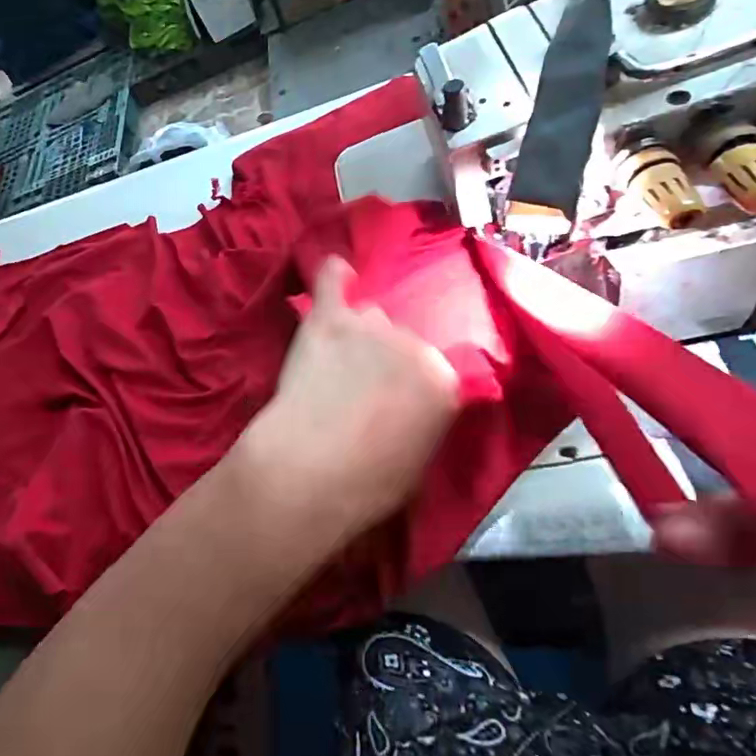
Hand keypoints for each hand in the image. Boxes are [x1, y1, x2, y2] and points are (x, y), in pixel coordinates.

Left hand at [231, 257, 459, 540]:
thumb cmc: (368, 484)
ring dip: (358, 335)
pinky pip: (333, 281)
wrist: (309, 471)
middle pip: (404, 337)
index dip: (414, 385)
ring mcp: (371, 326)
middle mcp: (415, 343)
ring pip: (371, 317)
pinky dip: (333, 276)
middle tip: (363, 389)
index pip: (438, 368)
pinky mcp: (328, 319)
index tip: (398, 402)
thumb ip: (426, 419)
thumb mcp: (419, 461)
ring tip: (335, 364)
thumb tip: (415, 406)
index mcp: (446, 381)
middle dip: (386, 359)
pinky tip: (336, 271)